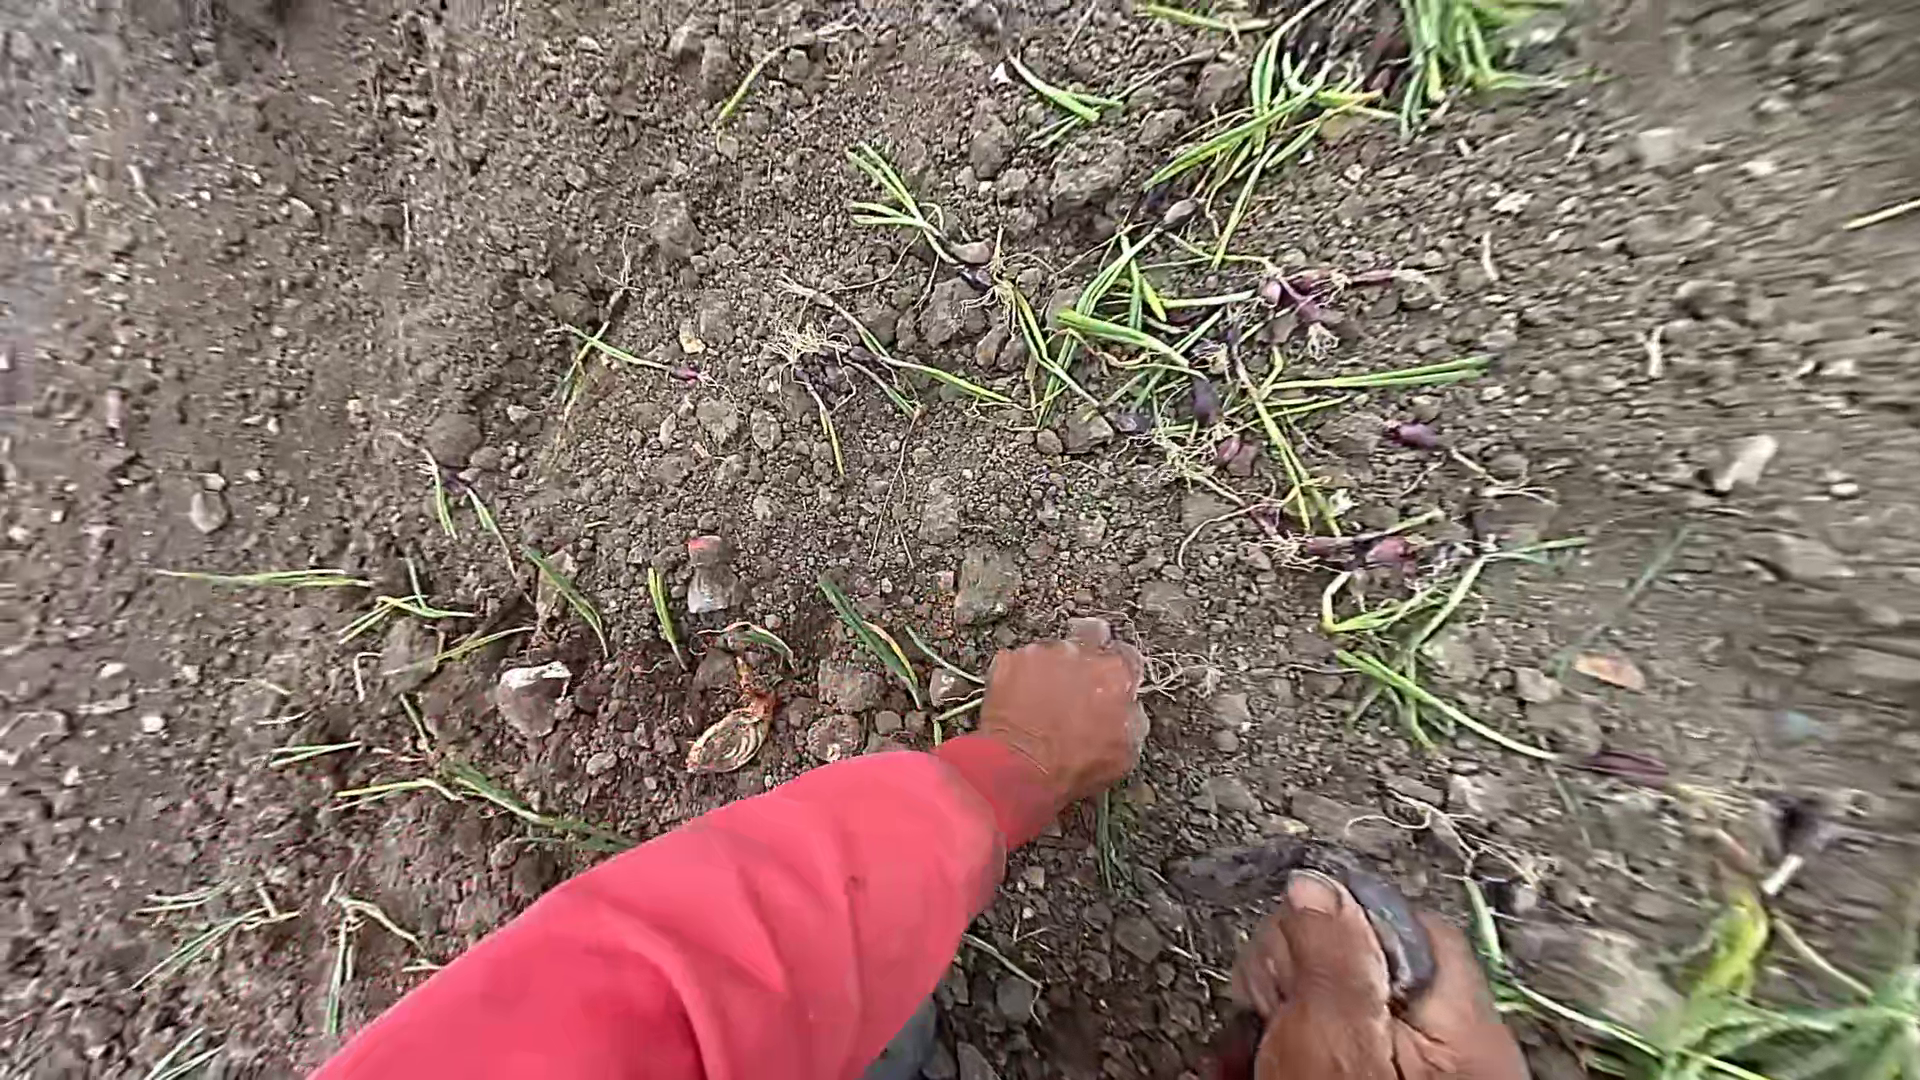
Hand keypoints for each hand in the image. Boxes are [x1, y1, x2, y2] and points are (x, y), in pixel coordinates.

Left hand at [976, 618, 1146, 808]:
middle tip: (1071, 695)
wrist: (1021, 767)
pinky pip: (1019, 662)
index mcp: (1114, 673)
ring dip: (1048, 671)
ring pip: (1050, 654)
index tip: (1106, 683)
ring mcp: (1043, 653)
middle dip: (1080, 668)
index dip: (1113, 673)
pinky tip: (1019, 702)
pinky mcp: (1011, 659)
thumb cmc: (1071, 765)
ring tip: (1041, 703)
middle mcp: (1080, 653)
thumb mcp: (1123, 753)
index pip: (1123, 657)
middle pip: (1086, 648)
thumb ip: (1131, 716)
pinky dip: (1019, 677)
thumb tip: (1127, 706)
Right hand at [1233, 874, 1527, 1079]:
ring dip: (1277, 994)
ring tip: (1261, 1033)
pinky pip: (1318, 1018)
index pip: (1407, 921)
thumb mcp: (1333, 1042)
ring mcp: (1403, 1059)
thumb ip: (1329, 955)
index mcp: (1458, 1026)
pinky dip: (1281, 1026)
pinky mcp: (1367, 1071)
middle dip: (1294, 960)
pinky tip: (1256, 1049)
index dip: (1345, 913)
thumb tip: (1316, 884)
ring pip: (1326, 980)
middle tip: (1275, 1001)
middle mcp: (1441, 1039)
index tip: (1299, 936)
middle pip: (1356, 947)